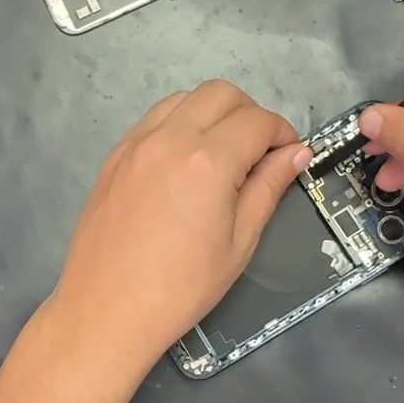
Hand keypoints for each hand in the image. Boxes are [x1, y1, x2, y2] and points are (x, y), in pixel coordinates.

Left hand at [50, 81, 313, 367]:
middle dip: (250, 113)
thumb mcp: (239, 242)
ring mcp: (136, 142)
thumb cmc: (181, 287)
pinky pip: (154, 118)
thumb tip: (297, 153)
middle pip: (221, 93)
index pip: (258, 122)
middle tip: (259, 152)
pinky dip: (179, 124)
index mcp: (208, 161)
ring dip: (212, 113)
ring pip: (184, 98)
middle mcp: (170, 138)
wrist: (107, 309)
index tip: (289, 156)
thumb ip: (269, 188)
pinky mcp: (115, 155)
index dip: (283, 134)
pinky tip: (185, 161)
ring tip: (222, 154)